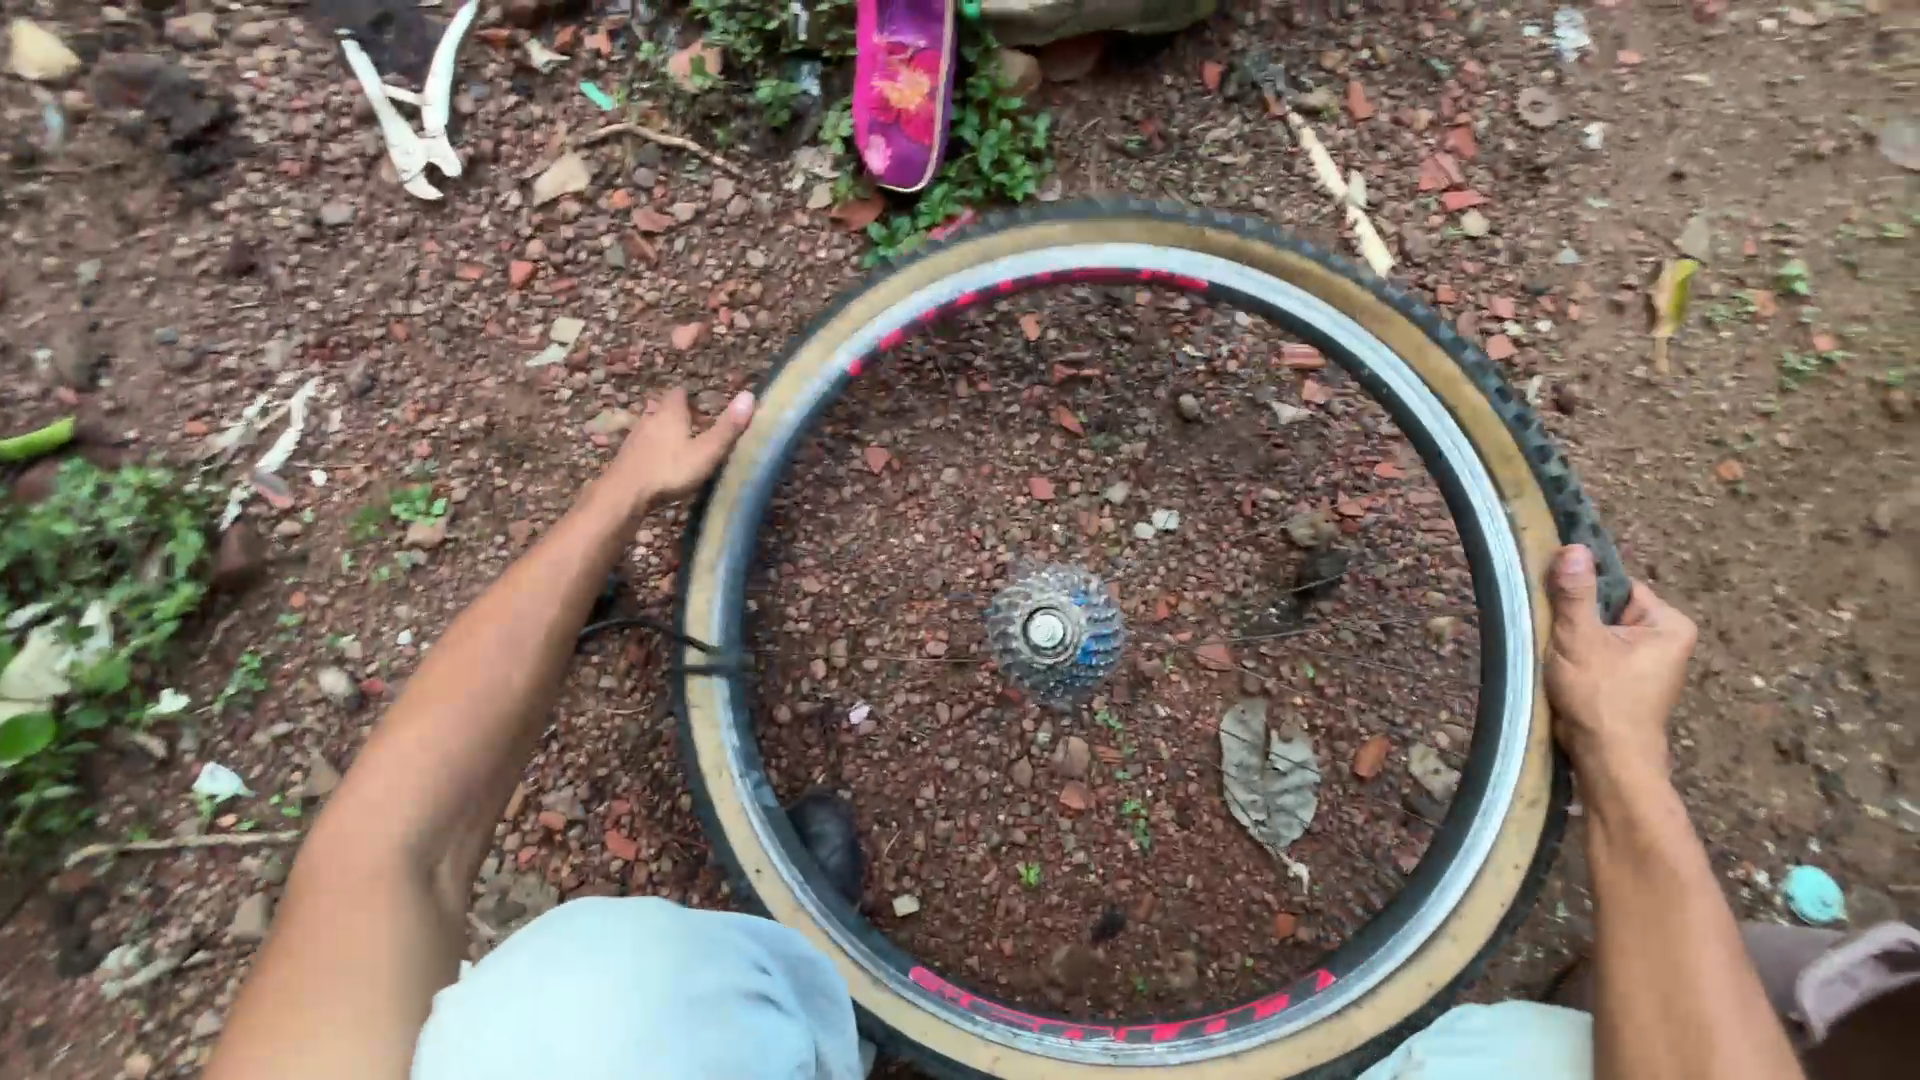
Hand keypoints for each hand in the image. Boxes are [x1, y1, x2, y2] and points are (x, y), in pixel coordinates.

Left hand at [603, 387, 754, 509]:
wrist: (624, 494)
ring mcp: (635, 438)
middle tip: (699, 431)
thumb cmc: (671, 470)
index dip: (692, 398)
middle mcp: (650, 419)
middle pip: (666, 410)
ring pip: (654, 428)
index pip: (680, 393)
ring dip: (668, 434)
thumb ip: (728, 427)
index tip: (705, 409)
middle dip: (681, 417)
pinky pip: (645, 446)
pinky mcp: (627, 456)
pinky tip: (664, 466)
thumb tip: (750, 396)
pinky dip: (656, 451)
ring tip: (683, 449)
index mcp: (671, 413)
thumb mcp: (707, 451)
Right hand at [1544, 544, 1696, 785]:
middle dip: (1574, 617)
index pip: (1618, 586)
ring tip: (1550, 648)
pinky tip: (1557, 665)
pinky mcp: (1626, 681)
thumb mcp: (1581, 638)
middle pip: (1606, 609)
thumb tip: (1574, 548)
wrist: (1608, 756)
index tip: (1551, 598)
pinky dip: (1574, 656)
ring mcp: (1647, 664)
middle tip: (1547, 627)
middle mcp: (1666, 640)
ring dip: (1570, 638)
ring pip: (1598, 633)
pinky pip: (1597, 653)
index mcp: (1669, 625)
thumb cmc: (1601, 695)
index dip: (1582, 590)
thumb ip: (1575, 594)